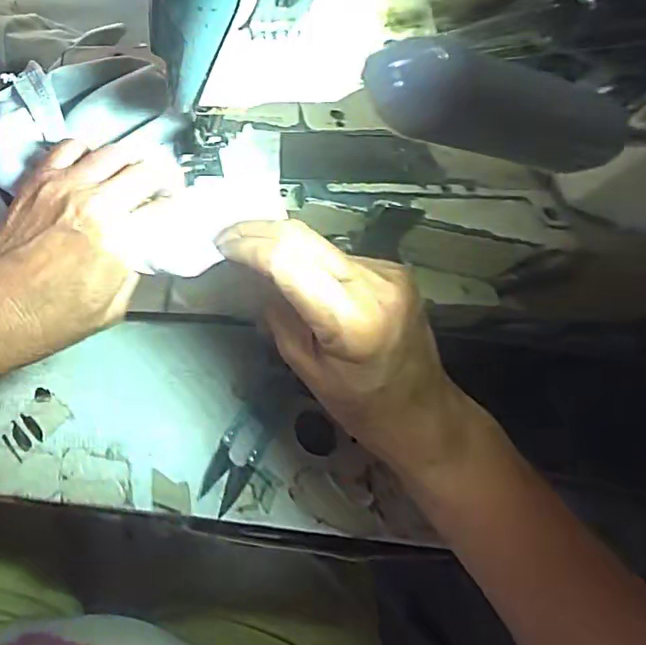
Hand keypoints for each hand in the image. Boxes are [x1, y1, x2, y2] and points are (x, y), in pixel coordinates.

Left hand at [0, 140, 179, 376]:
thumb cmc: (48, 319)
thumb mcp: (111, 307)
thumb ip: (134, 268)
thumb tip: (144, 243)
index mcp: (116, 239)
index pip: (165, 207)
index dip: (179, 208)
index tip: (179, 210)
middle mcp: (92, 203)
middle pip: (146, 170)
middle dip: (164, 179)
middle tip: (164, 189)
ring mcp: (63, 185)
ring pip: (114, 151)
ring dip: (132, 161)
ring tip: (133, 174)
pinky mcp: (39, 179)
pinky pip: (71, 146)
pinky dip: (89, 151)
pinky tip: (93, 164)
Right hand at [215, 219, 484, 479]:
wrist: (425, 413)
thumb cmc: (360, 404)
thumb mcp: (303, 364)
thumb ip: (276, 312)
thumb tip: (249, 272)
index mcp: (352, 319)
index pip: (288, 261)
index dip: (248, 246)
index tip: (219, 246)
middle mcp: (374, 285)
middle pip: (301, 237)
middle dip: (255, 231)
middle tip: (223, 237)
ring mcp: (386, 271)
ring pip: (315, 240)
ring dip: (277, 240)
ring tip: (245, 248)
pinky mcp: (389, 268)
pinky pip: (332, 252)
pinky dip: (302, 253)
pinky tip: (287, 265)